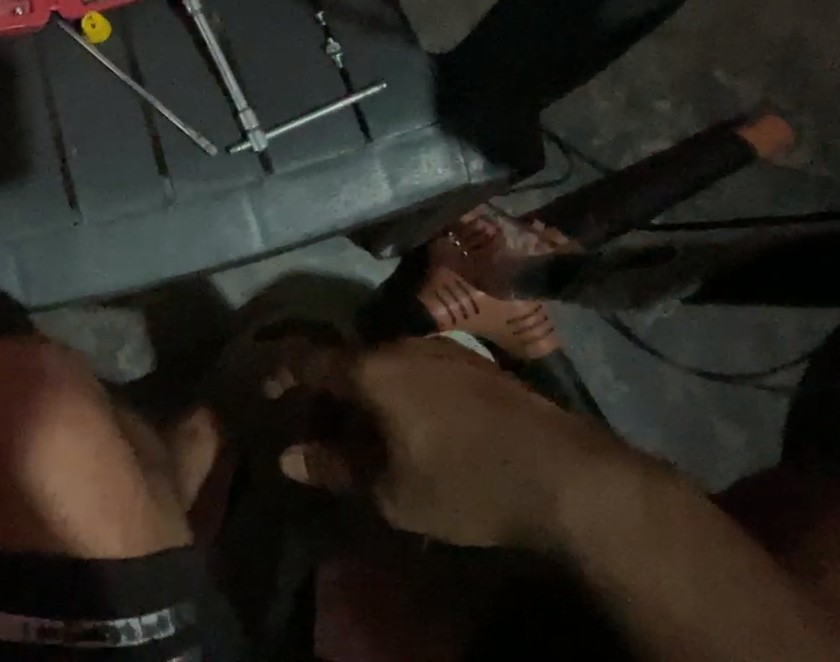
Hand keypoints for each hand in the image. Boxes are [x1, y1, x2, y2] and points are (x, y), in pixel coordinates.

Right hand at [269, 338, 646, 550]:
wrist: (572, 478)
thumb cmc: (467, 484)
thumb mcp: (392, 492)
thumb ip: (335, 469)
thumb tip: (288, 457)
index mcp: (372, 371)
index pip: (310, 361)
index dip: (282, 373)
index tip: (266, 390)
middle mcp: (403, 347)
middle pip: (349, 360)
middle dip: (328, 389)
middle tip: (320, 422)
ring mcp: (446, 351)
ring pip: (388, 363)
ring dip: (368, 389)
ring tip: (367, 426)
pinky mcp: (481, 366)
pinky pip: (421, 369)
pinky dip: (403, 390)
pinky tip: (416, 422)